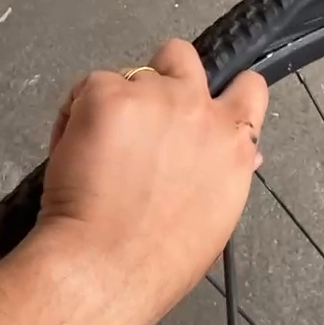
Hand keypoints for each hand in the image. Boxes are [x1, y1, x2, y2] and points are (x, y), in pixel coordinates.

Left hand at [33, 39, 267, 324]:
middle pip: (183, 56)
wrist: (104, 268)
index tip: (207, 102)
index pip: (250, 87)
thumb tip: (241, 156)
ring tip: (99, 145)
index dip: (228, 88)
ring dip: (118, 98)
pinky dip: (77, 113)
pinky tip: (73, 151)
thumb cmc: (160, 261)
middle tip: (141, 115)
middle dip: (164, 74)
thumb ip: (226, 171)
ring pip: (131, 72)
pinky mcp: (107, 94)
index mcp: (234, 142)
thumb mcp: (216, 216)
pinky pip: (90, 87)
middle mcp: (199, 109)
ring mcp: (154, 96)